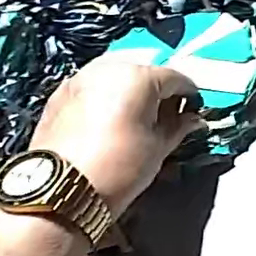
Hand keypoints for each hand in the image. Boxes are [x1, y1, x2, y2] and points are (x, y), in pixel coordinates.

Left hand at [27, 55, 201, 209]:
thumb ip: (179, 127)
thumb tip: (193, 120)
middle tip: (166, 114)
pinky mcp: (61, 92)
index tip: (192, 111)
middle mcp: (109, 68)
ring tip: (138, 115)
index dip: (189, 95)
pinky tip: (112, 118)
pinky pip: (95, 85)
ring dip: (132, 89)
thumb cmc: (120, 166)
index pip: (176, 78)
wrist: (61, 188)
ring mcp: (81, 78)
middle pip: (145, 70)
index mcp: (139, 77)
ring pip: (117, 73)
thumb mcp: (159, 148)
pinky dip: (108, 95)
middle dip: (159, 89)